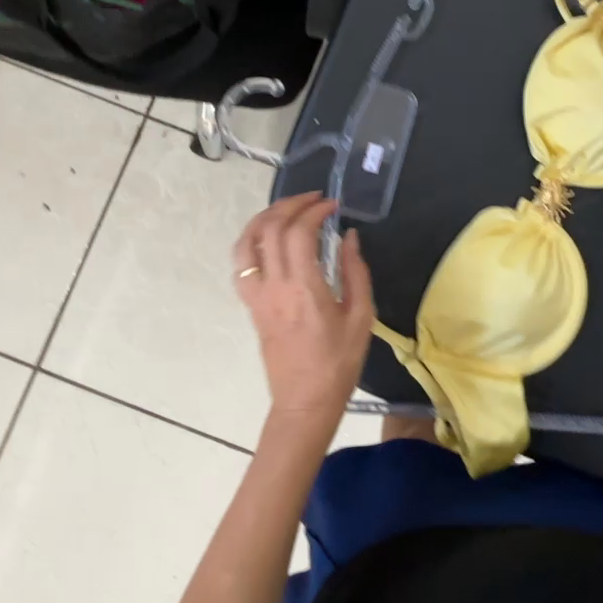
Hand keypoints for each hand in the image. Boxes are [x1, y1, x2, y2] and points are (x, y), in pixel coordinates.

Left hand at [233, 193, 374, 433]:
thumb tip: (349, 237)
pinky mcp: (251, 305)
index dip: (315, 211)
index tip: (333, 206)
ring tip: (286, 209)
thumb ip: (355, 272)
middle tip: (313, 200)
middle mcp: (274, 286)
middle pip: (270, 229)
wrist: (305, 402)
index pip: (300, 232)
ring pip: (247, 242)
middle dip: (291, 205)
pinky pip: (241, 264)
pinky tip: (268, 237)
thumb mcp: (361, 318)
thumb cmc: (339, 363)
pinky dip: (251, 241)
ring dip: (265, 218)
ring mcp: (257, 296)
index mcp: (304, 288)